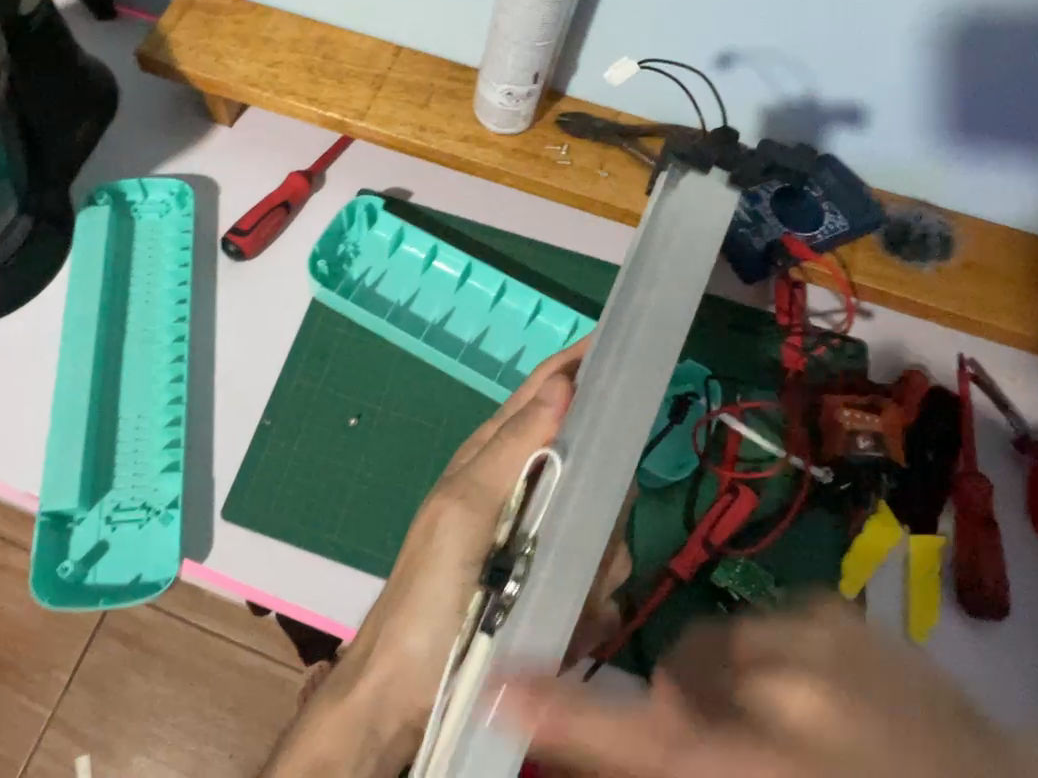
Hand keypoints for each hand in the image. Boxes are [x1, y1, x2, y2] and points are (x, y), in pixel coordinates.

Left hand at [265, 337, 611, 776]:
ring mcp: (537, 541)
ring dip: (595, 562)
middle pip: (592, 465)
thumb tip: (562, 383)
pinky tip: (571, 623)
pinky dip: (590, 601)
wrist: (410, 690)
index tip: (627, 346)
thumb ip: (511, 447)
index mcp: (491, 458)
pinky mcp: (551, 587)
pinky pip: (596, 578)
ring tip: (562, 595)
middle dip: (603, 502)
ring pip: (602, 526)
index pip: (543, 394)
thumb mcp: (464, 510)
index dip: (579, 365)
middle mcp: (519, 490)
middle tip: (582, 541)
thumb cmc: (427, 591)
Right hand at [501, 597, 1037, 777]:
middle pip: (678, 676)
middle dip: (682, 708)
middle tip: (718, 745)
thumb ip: (692, 748)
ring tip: (791, 727)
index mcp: (746, 757)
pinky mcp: (851, 620)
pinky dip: (780, 656)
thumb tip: (660, 721)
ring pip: (724, 646)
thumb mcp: (749, 771)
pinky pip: (777, 625)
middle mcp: (774, 689)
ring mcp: (816, 643)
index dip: (556, 710)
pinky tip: (828, 696)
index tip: (502, 685)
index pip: (627, 735)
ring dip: (735, 682)